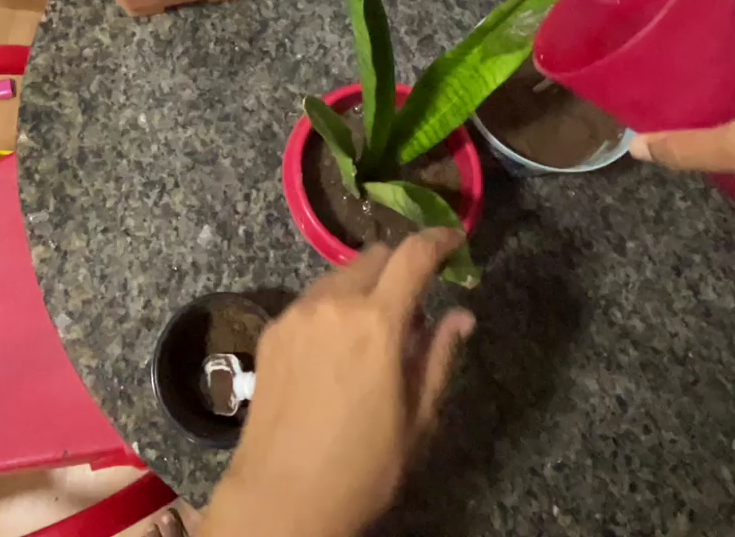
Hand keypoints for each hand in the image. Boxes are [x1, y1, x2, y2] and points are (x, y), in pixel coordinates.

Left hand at [203, 229, 475, 536]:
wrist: (280, 496)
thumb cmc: (362, 467)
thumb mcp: (416, 419)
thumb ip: (438, 356)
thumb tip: (461, 315)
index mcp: (376, 323)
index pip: (412, 257)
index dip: (437, 240)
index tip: (453, 239)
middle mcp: (333, 303)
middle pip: (373, 257)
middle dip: (399, 267)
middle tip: (412, 306)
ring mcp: (297, 312)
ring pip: (339, 275)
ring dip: (363, 288)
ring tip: (371, 335)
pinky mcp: (272, 327)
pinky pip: (311, 300)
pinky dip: (332, 307)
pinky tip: (334, 350)